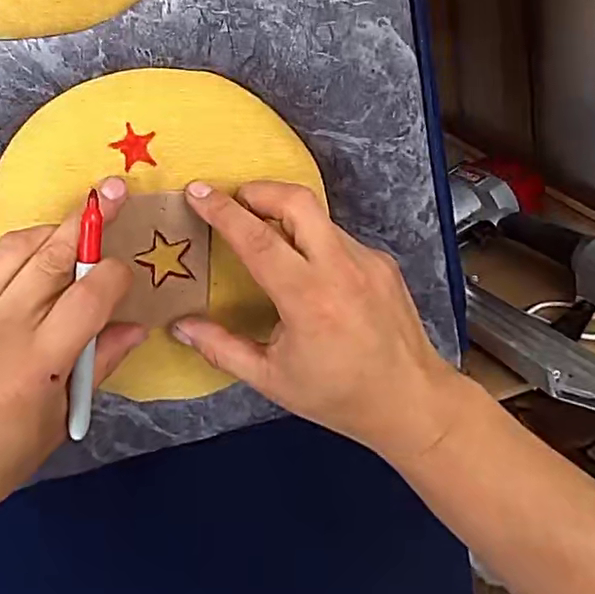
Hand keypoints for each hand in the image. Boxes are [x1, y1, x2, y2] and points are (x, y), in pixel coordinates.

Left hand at [0, 178, 147, 551]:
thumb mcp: (55, 422)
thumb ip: (96, 365)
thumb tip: (134, 327)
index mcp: (34, 366)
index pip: (88, 297)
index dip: (115, 275)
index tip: (126, 272)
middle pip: (53, 256)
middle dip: (88, 220)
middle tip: (111, 190)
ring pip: (17, 248)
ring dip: (52, 230)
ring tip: (76, 226)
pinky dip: (21, 252)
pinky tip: (36, 261)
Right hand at [173, 181, 473, 463]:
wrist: (414, 403)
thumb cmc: (339, 396)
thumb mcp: (271, 379)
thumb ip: (222, 348)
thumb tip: (180, 326)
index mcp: (309, 300)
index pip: (258, 239)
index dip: (223, 212)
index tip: (198, 192)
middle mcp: (341, 269)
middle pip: (297, 201)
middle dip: (258, 190)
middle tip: (234, 202)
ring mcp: (366, 260)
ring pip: (317, 216)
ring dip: (283, 215)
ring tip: (264, 237)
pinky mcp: (381, 261)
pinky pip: (335, 236)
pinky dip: (310, 239)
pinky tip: (305, 269)